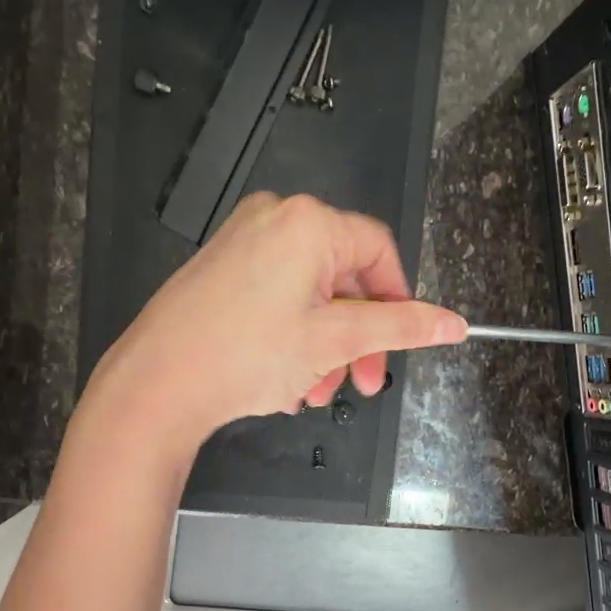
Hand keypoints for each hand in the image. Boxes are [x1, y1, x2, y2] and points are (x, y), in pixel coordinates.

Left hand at [90, 193, 467, 446]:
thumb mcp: (335, 341)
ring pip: (311, 296)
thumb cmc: (240, 356)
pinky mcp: (224, 271)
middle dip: (357, 337)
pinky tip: (286, 380)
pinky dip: (293, 339)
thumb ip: (400, 327)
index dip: (398, 301)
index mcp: (307, 223)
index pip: (379, 251)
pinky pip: (279, 300)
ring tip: (312, 390)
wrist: (159, 384)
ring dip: (324, 348)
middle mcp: (273, 220)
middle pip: (344, 278)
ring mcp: (244, 244)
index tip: (400, 341)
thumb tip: (451, 324)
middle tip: (360, 382)